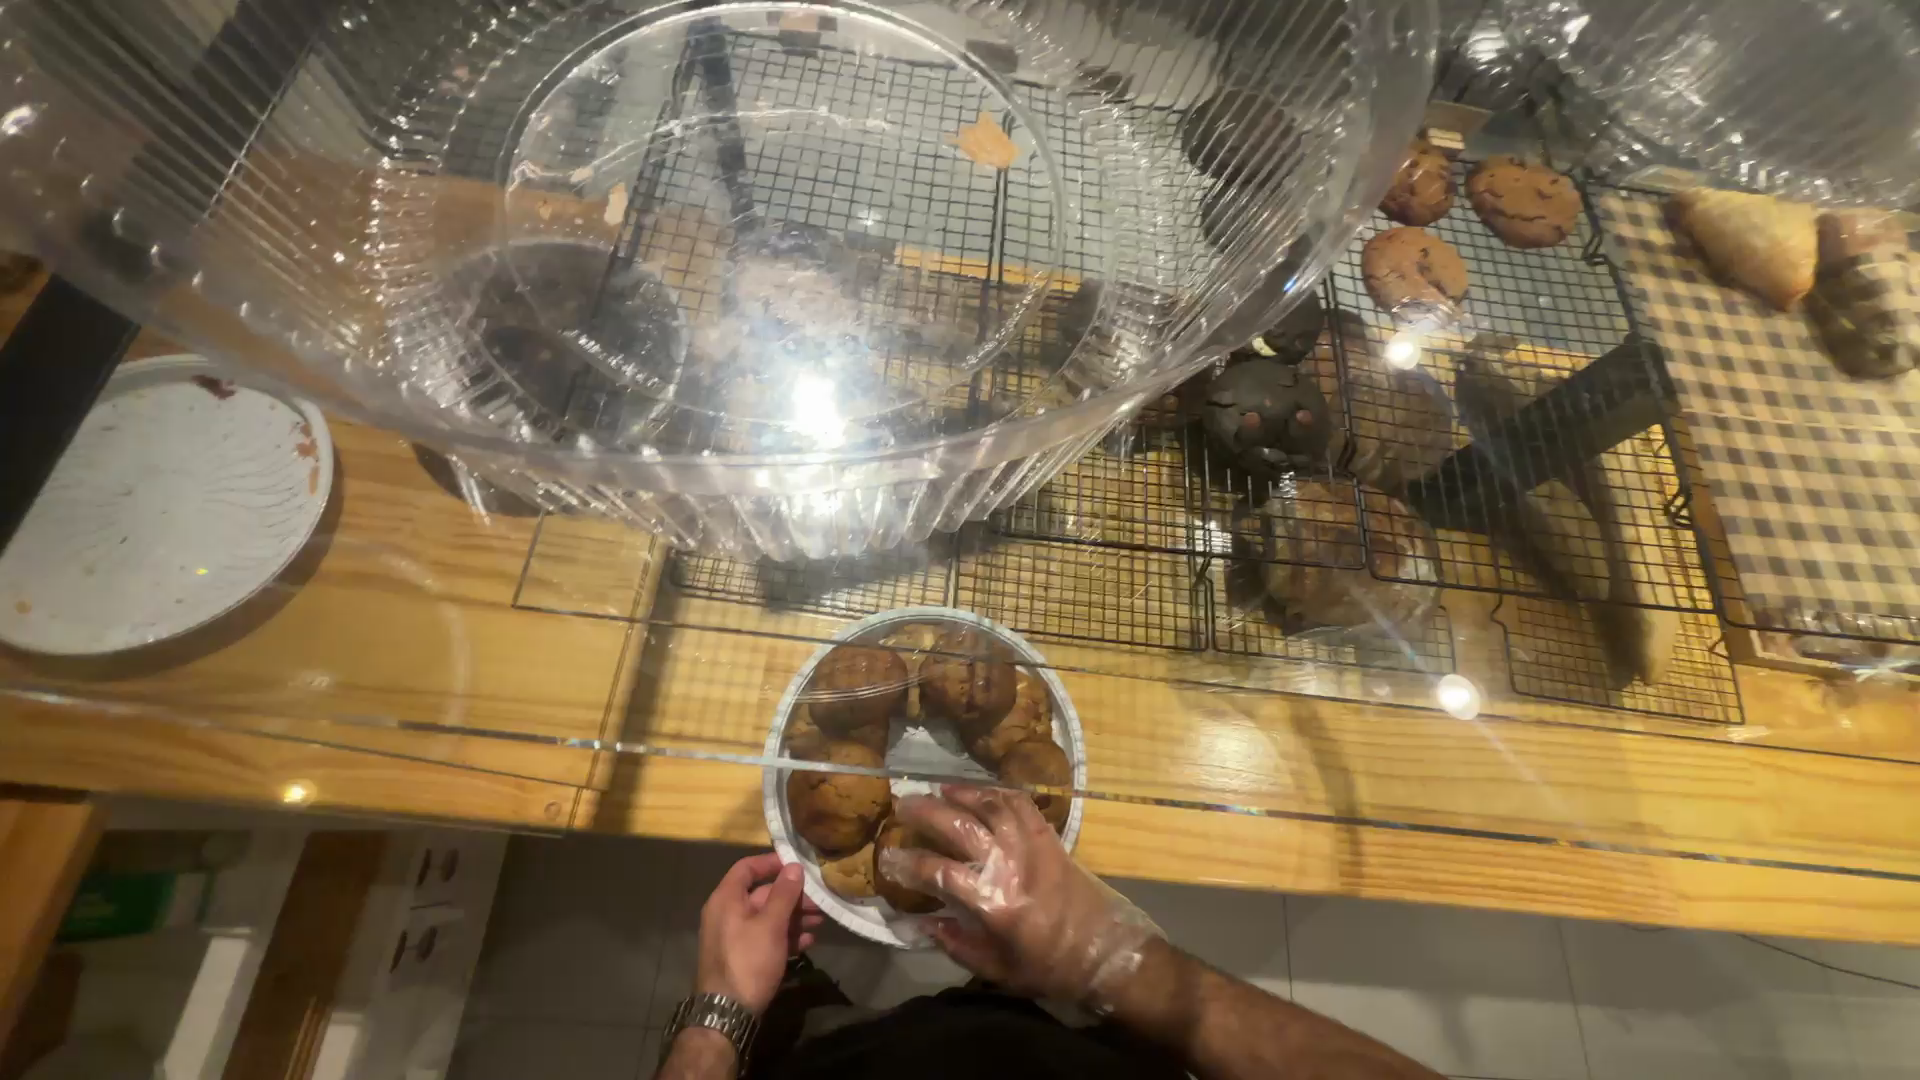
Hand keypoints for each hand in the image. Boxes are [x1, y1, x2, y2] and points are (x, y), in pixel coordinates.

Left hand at [694, 853, 824, 1014]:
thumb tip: (794, 866)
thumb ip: (784, 893)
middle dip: (793, 896)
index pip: (747, 867)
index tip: (797, 864)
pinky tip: (808, 942)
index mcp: (726, 900)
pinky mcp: (743, 958)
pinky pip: (767, 938)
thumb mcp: (770, 924)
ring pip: (768, 918)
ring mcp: (735, 938)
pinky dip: (786, 937)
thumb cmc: (748, 961)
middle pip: (763, 894)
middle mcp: (727, 914)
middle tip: (819, 901)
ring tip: (820, 921)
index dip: (771, 862)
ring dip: (794, 917)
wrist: (727, 1016)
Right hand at [879, 787, 1155, 1005]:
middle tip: (903, 804)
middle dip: (928, 812)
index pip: (941, 874)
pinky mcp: (1050, 837)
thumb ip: (956, 945)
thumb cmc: (1048, 968)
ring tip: (937, 789)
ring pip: (992, 806)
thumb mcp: (998, 970)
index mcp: (995, 906)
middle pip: (962, 827)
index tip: (888, 855)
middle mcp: (1012, 868)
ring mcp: (1033, 846)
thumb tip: (920, 922)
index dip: (910, 863)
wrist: (1105, 952)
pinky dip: (998, 792)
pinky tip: (980, 791)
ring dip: (962, 793)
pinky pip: (1021, 803)